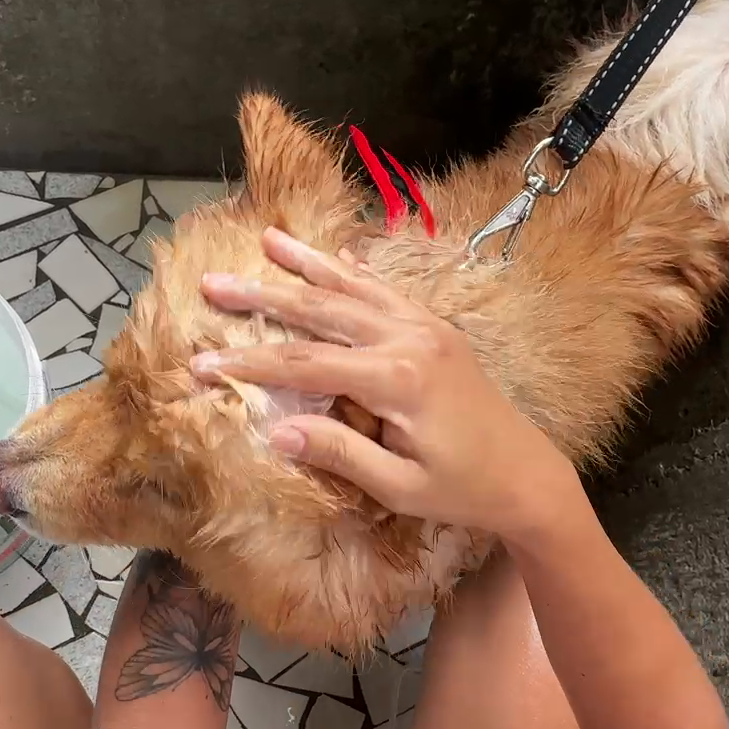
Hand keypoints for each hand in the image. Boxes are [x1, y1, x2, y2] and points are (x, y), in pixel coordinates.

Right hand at [191, 227, 580, 540]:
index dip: (250, 364)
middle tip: (213, 282)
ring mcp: (427, 327)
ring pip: (354, 288)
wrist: (528, 475)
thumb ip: (340, 453)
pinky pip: (388, 292)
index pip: (306, 364)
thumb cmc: (463, 489)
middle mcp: (410, 338)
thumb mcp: (399, 486)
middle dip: (264, 296)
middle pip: (322, 311)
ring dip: (307, 264)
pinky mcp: (437, 329)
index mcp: (397, 379)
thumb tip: (274, 432)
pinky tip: (335, 257)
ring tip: (266, 238)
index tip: (200, 362)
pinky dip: (356, 273)